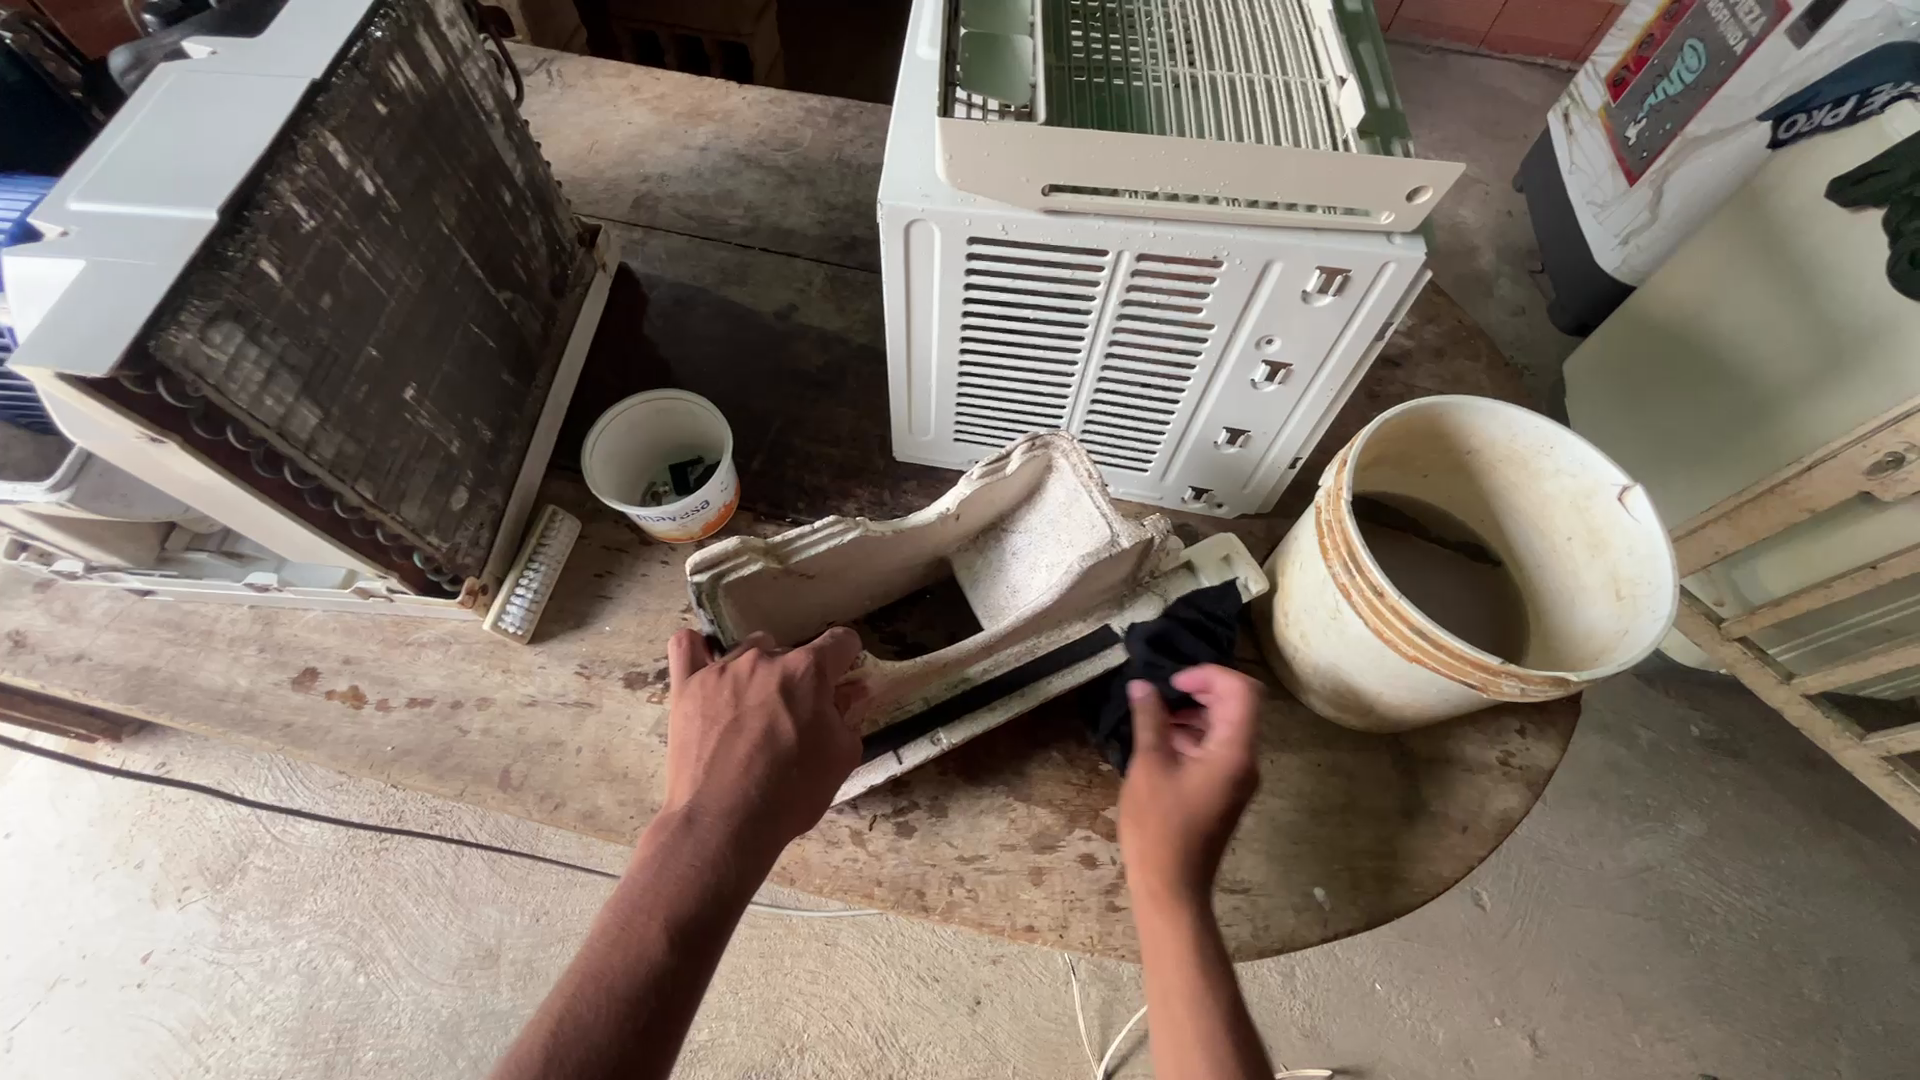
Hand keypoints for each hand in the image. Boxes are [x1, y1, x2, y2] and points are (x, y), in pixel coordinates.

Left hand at [661, 627, 865, 854]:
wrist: (723, 823)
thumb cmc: (791, 793)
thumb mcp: (841, 756)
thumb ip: (849, 714)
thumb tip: (852, 690)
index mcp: (809, 670)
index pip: (840, 641)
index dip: (846, 660)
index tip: (841, 681)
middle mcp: (766, 658)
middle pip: (792, 651)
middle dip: (800, 678)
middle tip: (795, 717)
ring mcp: (722, 669)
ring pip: (749, 649)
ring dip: (759, 671)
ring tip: (752, 710)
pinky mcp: (686, 686)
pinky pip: (686, 647)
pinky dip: (698, 649)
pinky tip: (706, 664)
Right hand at [1118, 665, 1262, 907]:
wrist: (1172, 886)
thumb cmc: (1159, 826)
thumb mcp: (1149, 765)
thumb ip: (1150, 719)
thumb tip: (1142, 685)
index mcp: (1234, 751)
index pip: (1242, 690)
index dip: (1208, 675)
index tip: (1172, 682)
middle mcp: (1245, 760)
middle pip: (1237, 705)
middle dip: (1200, 690)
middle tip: (1161, 694)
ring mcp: (1237, 777)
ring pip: (1225, 725)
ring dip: (1193, 712)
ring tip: (1154, 718)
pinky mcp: (1224, 789)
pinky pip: (1216, 747)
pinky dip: (1192, 735)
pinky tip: (1160, 742)